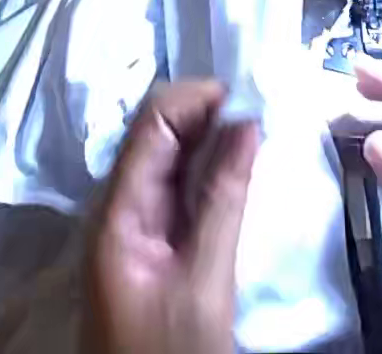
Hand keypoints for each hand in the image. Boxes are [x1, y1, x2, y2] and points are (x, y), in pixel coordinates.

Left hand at [87, 80, 262, 353]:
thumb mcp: (203, 283)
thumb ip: (224, 199)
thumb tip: (248, 122)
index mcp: (120, 211)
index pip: (154, 121)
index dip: (200, 99)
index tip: (250, 100)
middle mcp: (124, 202)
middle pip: (162, 127)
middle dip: (212, 109)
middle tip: (261, 113)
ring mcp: (140, 216)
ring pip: (176, 147)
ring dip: (217, 131)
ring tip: (259, 130)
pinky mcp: (158, 231)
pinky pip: (185, 174)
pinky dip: (216, 158)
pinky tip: (244, 159)